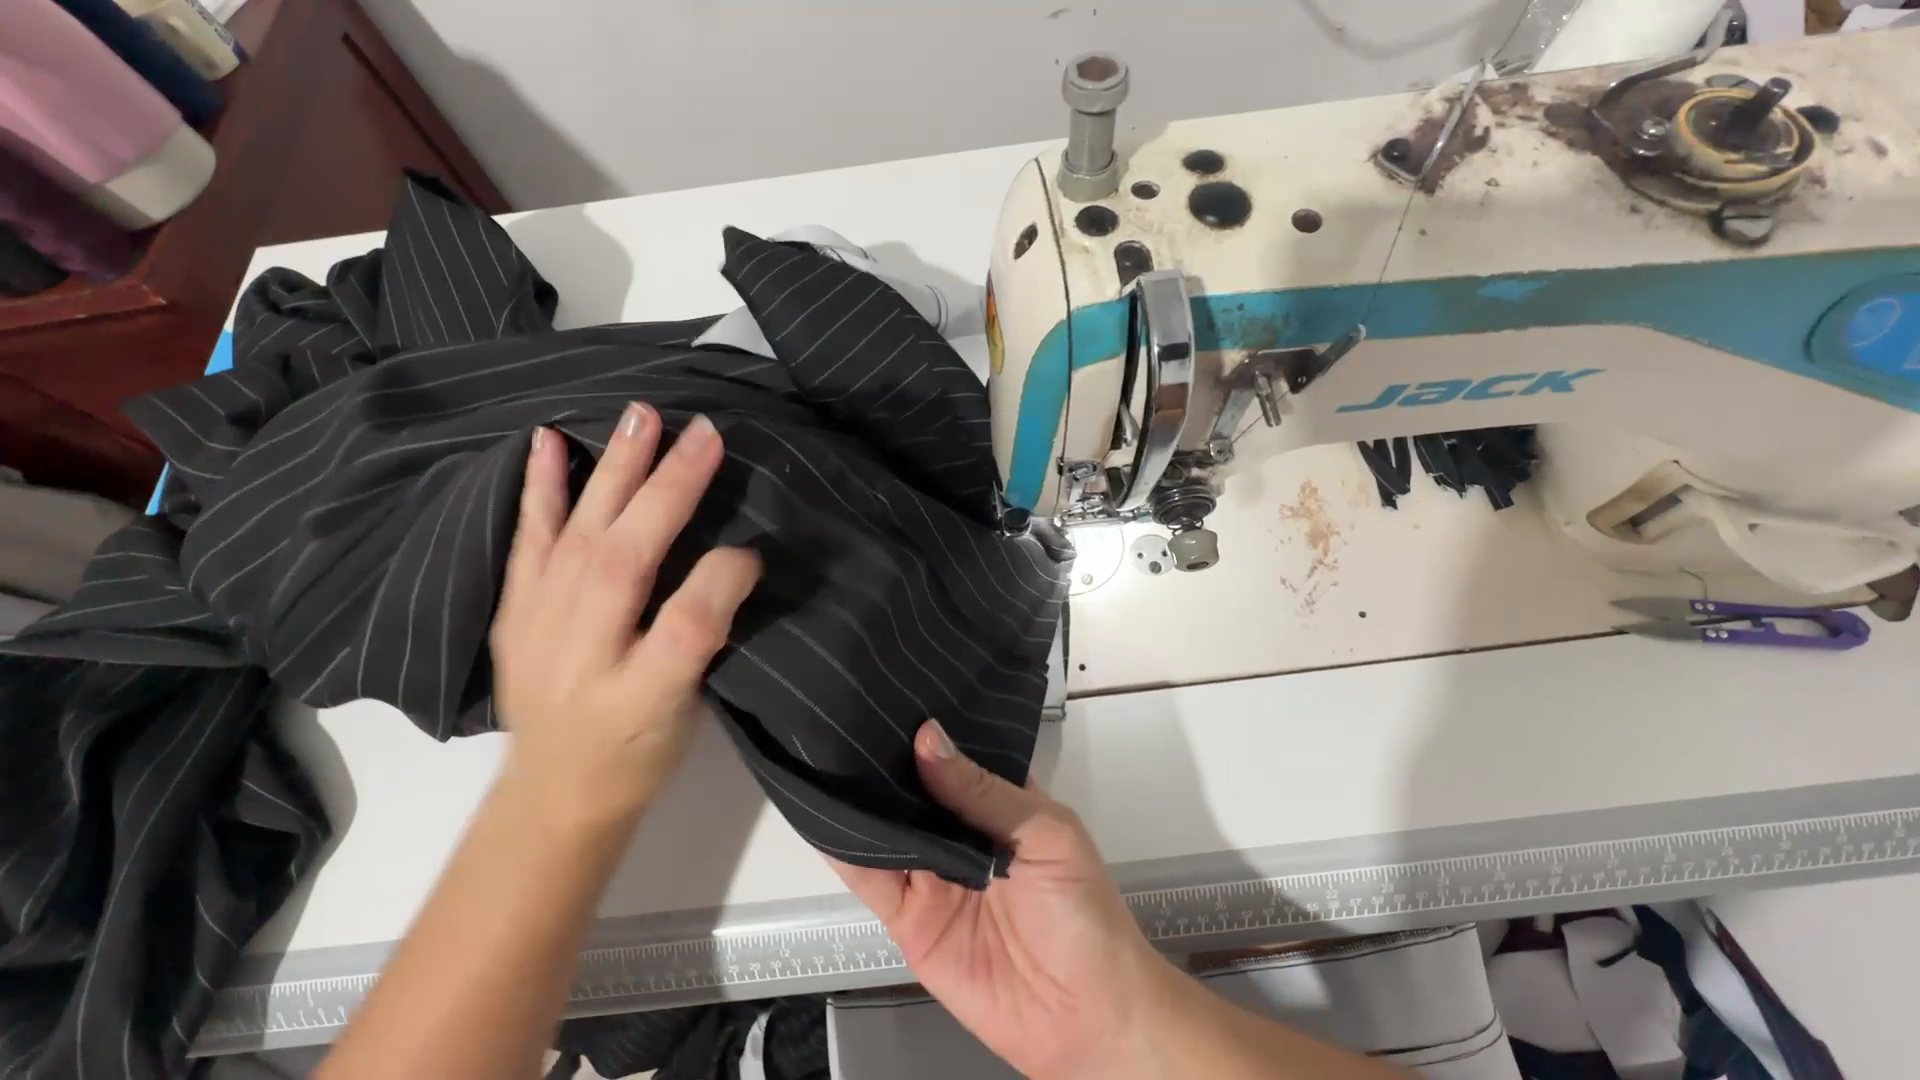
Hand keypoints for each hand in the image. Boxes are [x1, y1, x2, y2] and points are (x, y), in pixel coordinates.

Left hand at [490, 403, 760, 825]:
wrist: (553, 792)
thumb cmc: (636, 753)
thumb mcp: (688, 715)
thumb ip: (704, 643)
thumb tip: (733, 566)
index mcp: (639, 692)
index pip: (687, 624)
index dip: (722, 579)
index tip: (754, 551)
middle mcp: (582, 653)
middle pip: (626, 561)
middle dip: (668, 492)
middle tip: (703, 430)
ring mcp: (539, 628)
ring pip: (580, 537)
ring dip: (614, 472)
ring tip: (641, 416)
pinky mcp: (516, 610)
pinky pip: (528, 542)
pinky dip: (539, 490)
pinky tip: (550, 443)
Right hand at [829, 720, 1183, 1079]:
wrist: (1082, 1018)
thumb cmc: (1082, 911)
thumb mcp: (1044, 836)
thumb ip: (982, 791)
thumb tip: (926, 736)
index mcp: (999, 801)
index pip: (955, 754)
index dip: (926, 728)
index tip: (888, 689)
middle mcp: (959, 830)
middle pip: (911, 788)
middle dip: (881, 758)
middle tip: (840, 710)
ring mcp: (930, 873)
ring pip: (883, 827)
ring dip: (857, 797)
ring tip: (821, 747)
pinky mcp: (906, 917)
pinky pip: (868, 878)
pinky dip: (842, 849)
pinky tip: (820, 813)